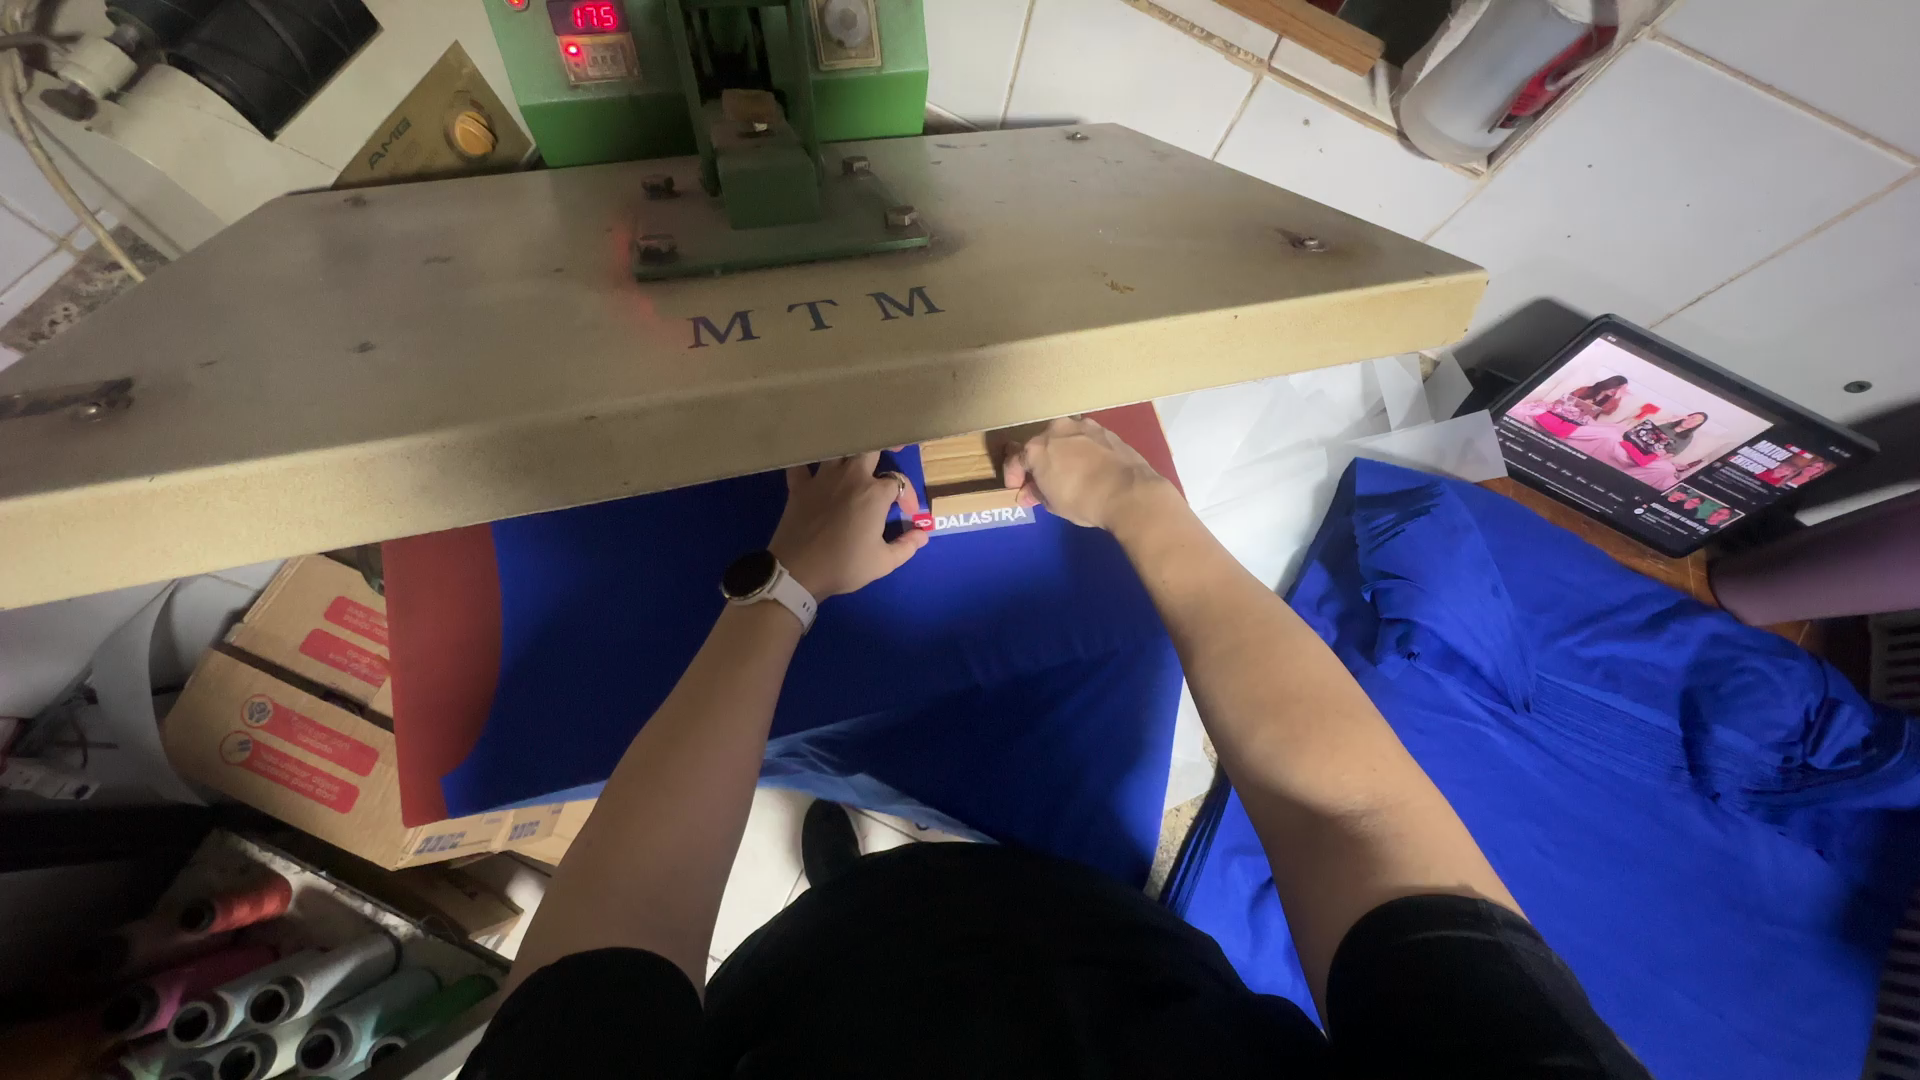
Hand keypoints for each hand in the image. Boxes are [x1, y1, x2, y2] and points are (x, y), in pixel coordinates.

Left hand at [769, 451, 927, 599]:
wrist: (798, 572)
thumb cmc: (844, 566)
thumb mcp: (883, 562)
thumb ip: (907, 546)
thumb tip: (923, 534)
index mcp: (874, 493)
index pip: (899, 482)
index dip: (908, 496)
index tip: (910, 514)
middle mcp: (850, 477)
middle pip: (869, 449)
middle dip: (885, 446)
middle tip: (893, 449)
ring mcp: (821, 478)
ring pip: (838, 451)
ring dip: (849, 454)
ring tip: (856, 460)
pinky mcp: (798, 487)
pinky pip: (802, 466)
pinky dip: (808, 465)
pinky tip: (812, 469)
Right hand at [1000, 416, 1173, 530]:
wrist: (1128, 492)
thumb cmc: (1083, 500)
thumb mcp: (1053, 504)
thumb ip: (1036, 493)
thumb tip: (1028, 492)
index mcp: (1037, 447)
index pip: (1015, 459)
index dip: (1013, 476)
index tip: (1017, 489)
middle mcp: (1057, 429)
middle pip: (1041, 444)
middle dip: (1039, 461)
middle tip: (1044, 481)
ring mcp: (1083, 426)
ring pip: (1064, 438)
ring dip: (1062, 452)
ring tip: (1069, 472)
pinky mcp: (1105, 430)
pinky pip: (1085, 439)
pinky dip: (1083, 450)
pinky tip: (1090, 467)